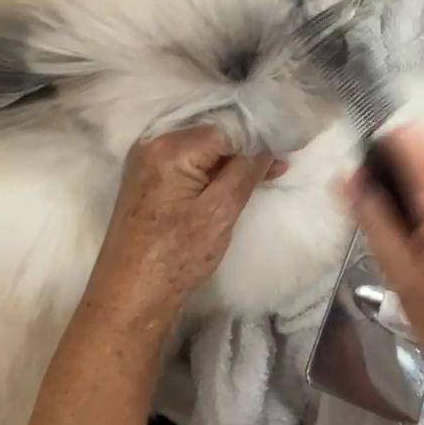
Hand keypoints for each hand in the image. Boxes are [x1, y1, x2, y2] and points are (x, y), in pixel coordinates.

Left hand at [87, 126, 274, 324]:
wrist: (130, 297)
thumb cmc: (175, 257)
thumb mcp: (220, 212)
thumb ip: (246, 171)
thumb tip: (268, 143)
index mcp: (170, 147)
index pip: (229, 127)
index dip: (263, 134)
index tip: (294, 141)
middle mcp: (154, 144)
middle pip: (215, 133)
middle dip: (251, 144)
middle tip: (286, 157)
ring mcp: (148, 161)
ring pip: (205, 147)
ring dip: (236, 157)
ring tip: (272, 170)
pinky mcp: (150, 179)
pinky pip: (191, 161)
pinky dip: (217, 168)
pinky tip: (242, 178)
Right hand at [345, 127, 423, 392]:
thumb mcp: (398, 270)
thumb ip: (371, 216)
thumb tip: (344, 178)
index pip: (409, 137)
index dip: (379, 149)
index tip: (362, 179)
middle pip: (423, 155)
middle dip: (394, 179)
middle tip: (375, 221)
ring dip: (412, 195)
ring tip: (399, 241)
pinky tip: (423, 245)